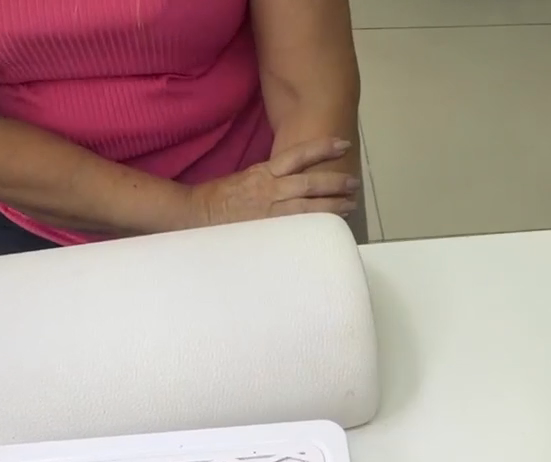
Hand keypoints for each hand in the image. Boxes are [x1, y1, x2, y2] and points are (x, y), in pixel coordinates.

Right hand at [187, 138, 359, 226]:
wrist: (196, 213)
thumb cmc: (219, 200)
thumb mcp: (246, 181)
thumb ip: (269, 182)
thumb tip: (289, 185)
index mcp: (265, 172)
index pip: (298, 155)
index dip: (322, 148)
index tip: (342, 144)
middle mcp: (271, 188)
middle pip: (311, 182)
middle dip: (335, 182)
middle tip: (354, 184)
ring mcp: (270, 209)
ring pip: (309, 206)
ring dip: (332, 206)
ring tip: (350, 206)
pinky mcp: (267, 228)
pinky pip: (296, 227)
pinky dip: (314, 227)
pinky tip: (329, 228)